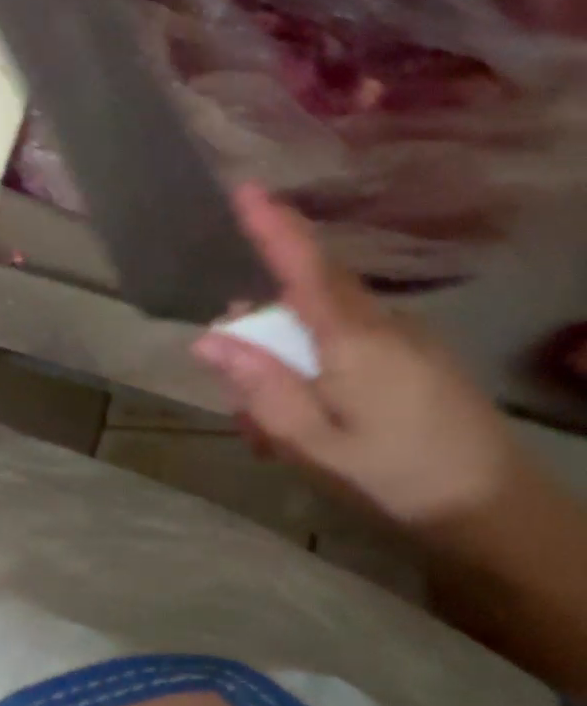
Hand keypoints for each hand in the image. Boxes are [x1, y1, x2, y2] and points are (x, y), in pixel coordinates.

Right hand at [192, 184, 525, 527]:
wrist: (497, 516)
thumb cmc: (393, 478)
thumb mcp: (307, 442)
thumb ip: (258, 386)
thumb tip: (209, 340)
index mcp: (356, 341)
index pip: (306, 269)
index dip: (275, 228)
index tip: (247, 189)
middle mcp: (384, 329)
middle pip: (300, 306)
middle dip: (258, 341)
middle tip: (244, 410)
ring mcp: (407, 345)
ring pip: (318, 334)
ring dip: (282, 370)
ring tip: (274, 435)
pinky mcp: (417, 365)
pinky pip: (345, 351)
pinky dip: (311, 378)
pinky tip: (307, 427)